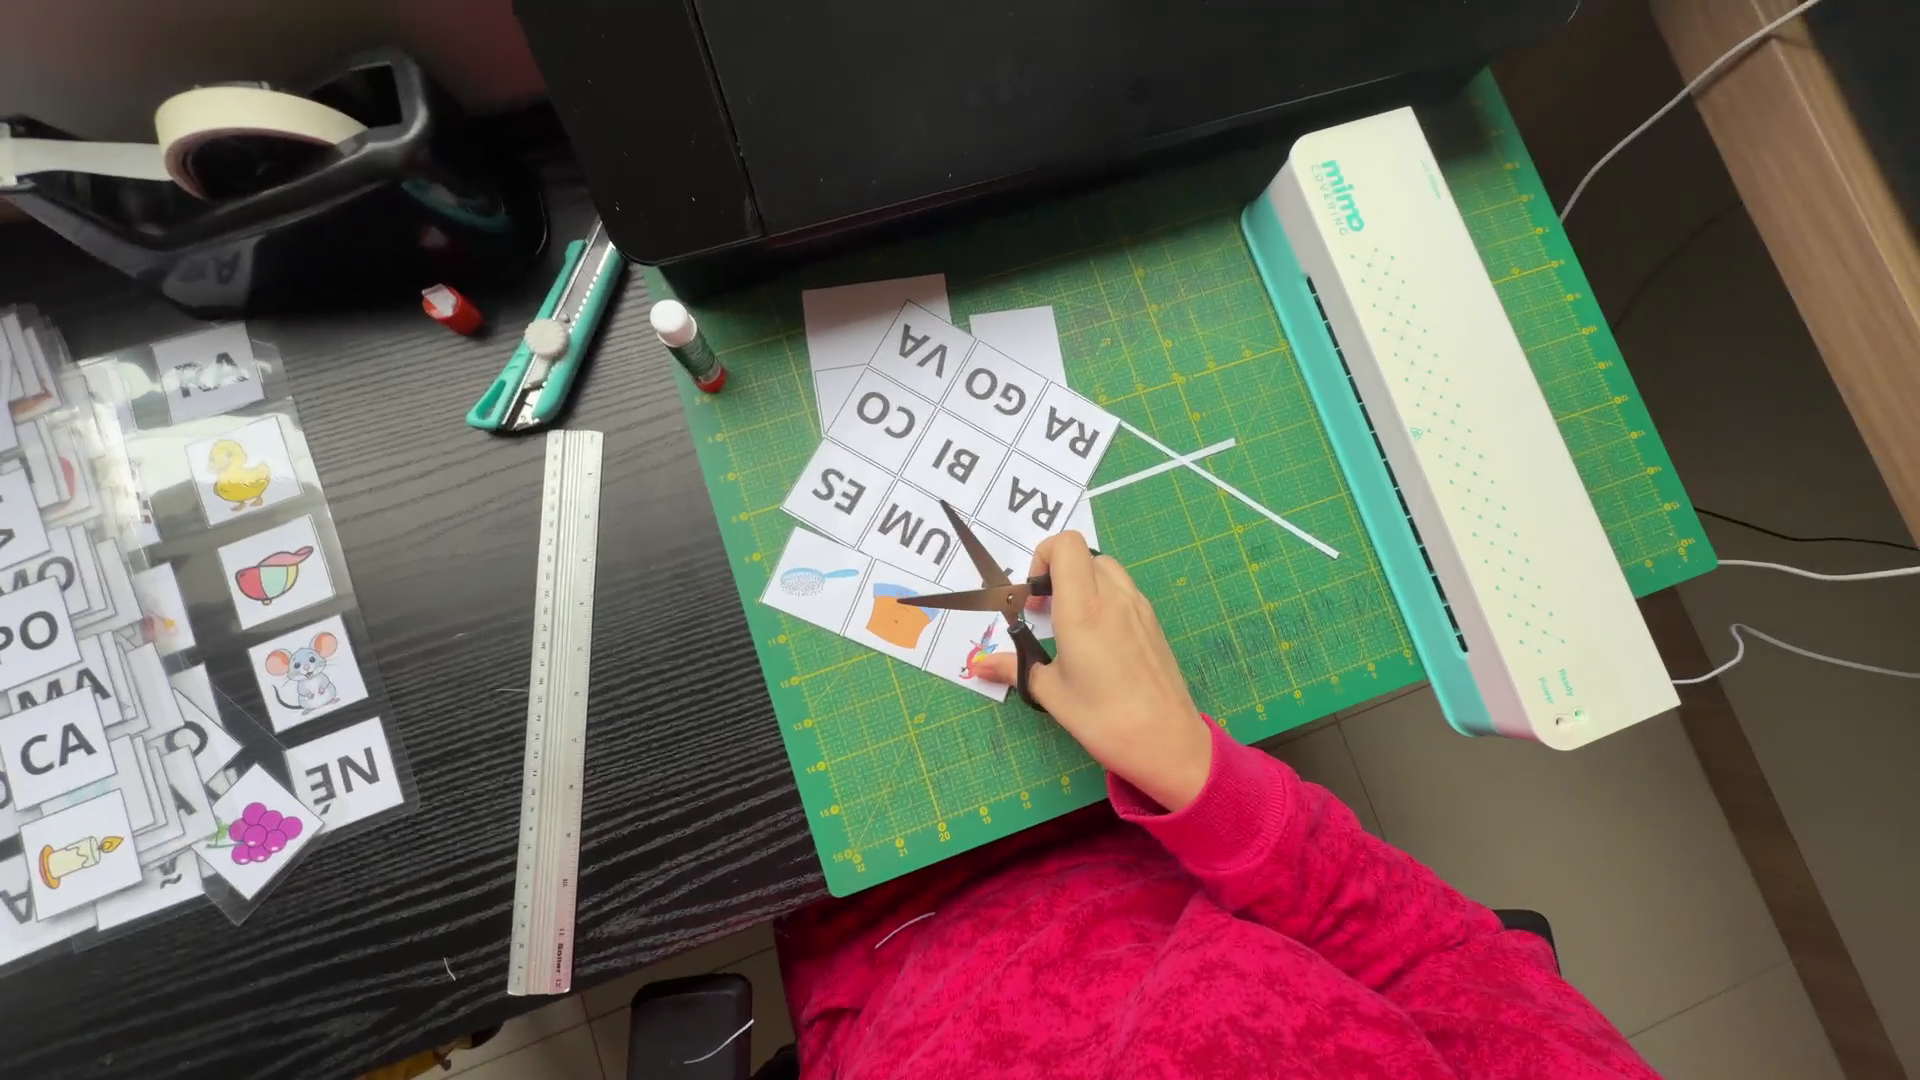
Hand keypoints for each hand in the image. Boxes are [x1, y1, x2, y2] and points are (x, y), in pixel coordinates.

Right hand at [969, 532, 1211, 811]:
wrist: (1167, 742)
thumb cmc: (1103, 718)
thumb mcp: (1050, 691)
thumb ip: (1012, 668)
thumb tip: (978, 665)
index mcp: (1083, 608)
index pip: (1065, 545)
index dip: (1042, 557)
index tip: (1033, 596)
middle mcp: (1113, 597)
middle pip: (1083, 554)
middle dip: (1057, 572)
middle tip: (1046, 610)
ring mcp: (1138, 607)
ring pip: (1106, 569)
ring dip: (1082, 582)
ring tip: (1069, 622)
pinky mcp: (1153, 621)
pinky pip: (1124, 590)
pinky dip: (1103, 598)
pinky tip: (1096, 639)